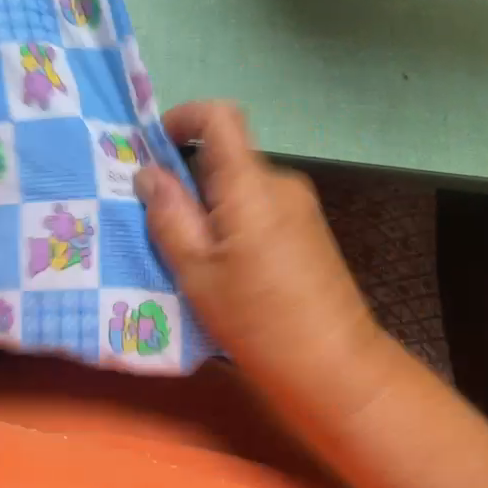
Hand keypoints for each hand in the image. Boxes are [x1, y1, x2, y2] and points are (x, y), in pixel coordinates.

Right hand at [136, 101, 382, 394]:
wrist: (339, 371)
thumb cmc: (259, 320)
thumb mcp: (197, 271)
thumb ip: (168, 214)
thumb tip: (148, 174)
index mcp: (250, 184)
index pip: (220, 116)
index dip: (184, 117)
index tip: (156, 147)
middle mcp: (279, 182)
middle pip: (224, 156)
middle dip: (187, 177)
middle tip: (157, 218)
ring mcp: (299, 206)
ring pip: (239, 185)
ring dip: (208, 204)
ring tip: (188, 253)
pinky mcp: (308, 229)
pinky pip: (258, 205)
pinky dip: (232, 220)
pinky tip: (223, 266)